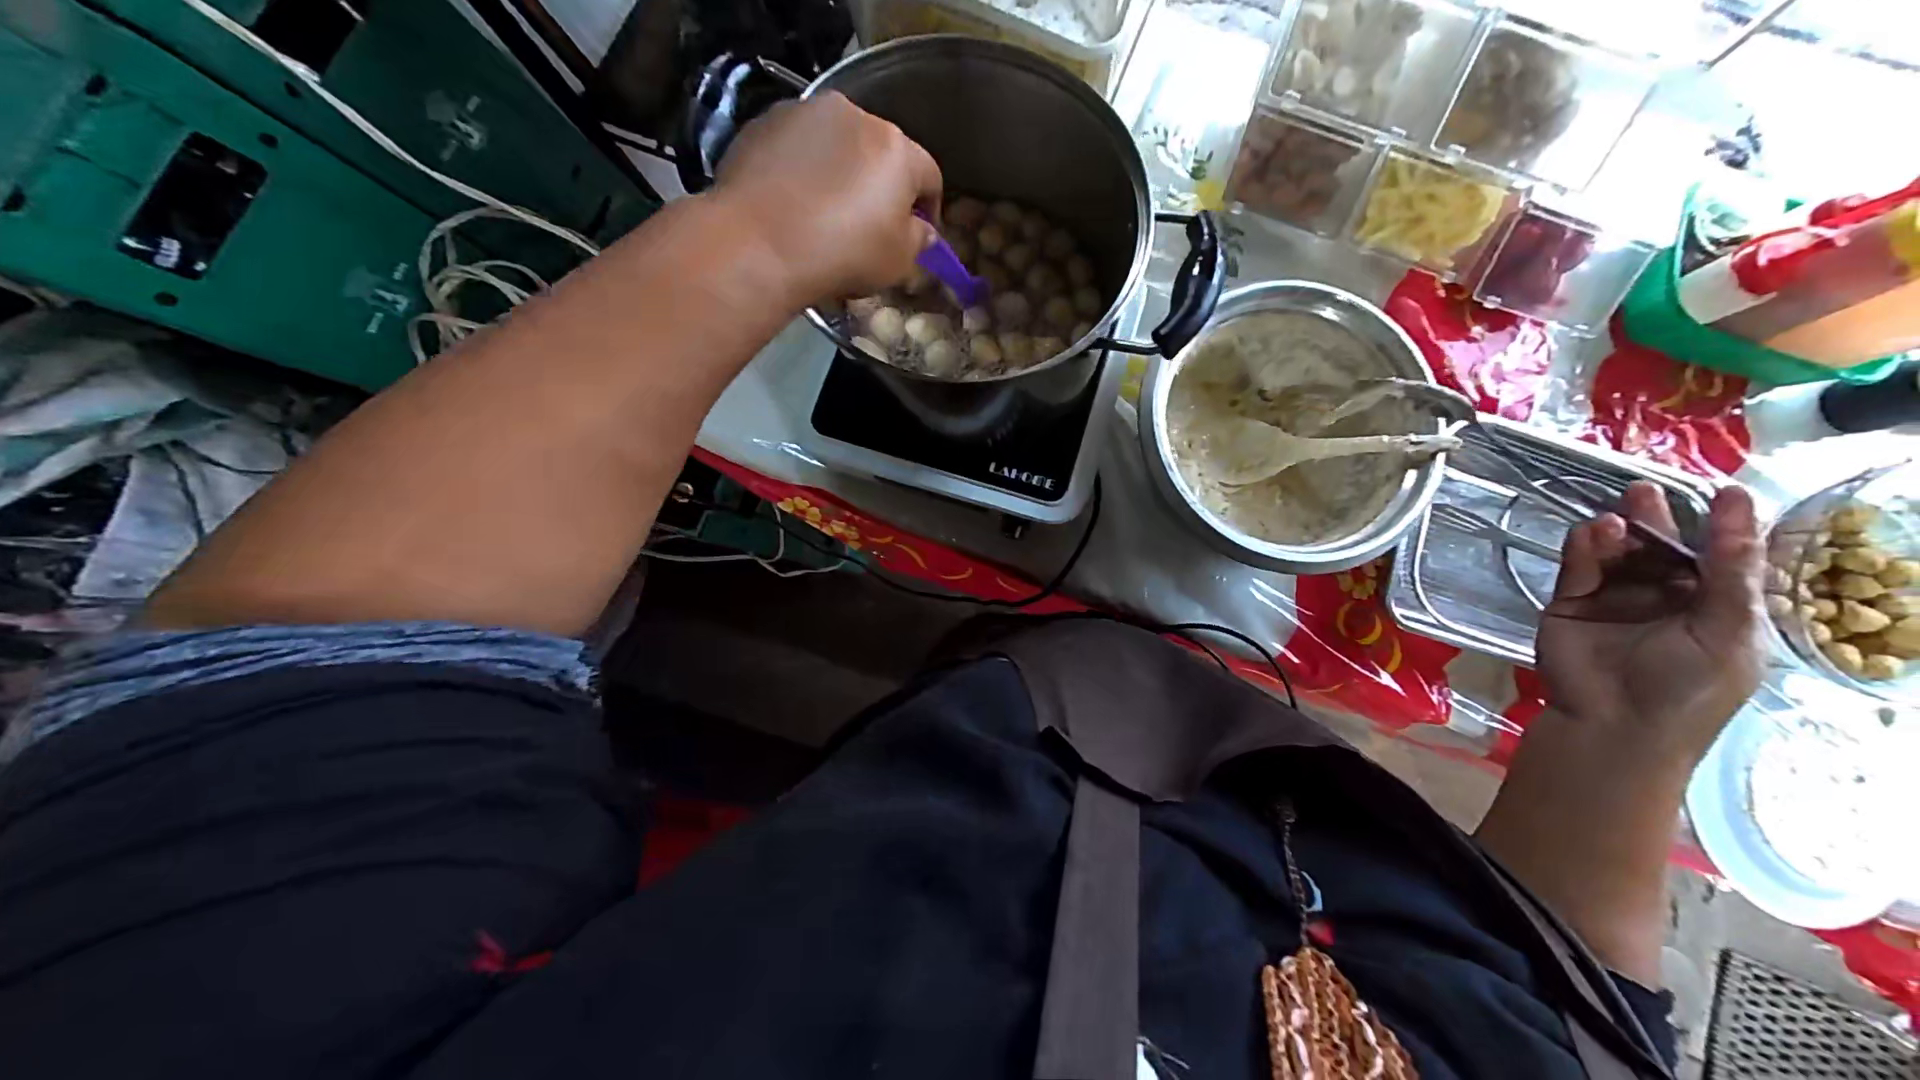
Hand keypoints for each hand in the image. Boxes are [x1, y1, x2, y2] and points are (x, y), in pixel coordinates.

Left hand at [712, 91, 941, 305]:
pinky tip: (792, 204)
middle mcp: (855, 117)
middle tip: (870, 225)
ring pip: (837, 144)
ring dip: (840, 172)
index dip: (929, 208)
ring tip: (826, 213)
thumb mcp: (896, 263)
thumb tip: (922, 231)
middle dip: (880, 185)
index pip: (929, 175)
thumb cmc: (842, 254)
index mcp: (897, 149)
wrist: (758, 244)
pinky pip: (797, 148)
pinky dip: (801, 170)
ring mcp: (806, 114)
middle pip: (881, 152)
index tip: (919, 232)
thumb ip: (918, 241)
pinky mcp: (765, 123)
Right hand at [1535, 481, 1767, 760]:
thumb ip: (1730, 576)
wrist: (1612, 723)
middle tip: (1646, 489)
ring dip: (1619, 533)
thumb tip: (1740, 518)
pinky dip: (1584, 548)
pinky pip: (1579, 569)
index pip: (1718, 559)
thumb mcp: (1728, 634)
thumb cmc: (1685, 688)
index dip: (1724, 527)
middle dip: (1658, 520)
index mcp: (1711, 609)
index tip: (1726, 491)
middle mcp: (1662, 600)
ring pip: (1617, 555)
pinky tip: (1591, 533)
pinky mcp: (1570, 604)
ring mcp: (1613, 602)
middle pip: (1661, 550)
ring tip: (1619, 513)